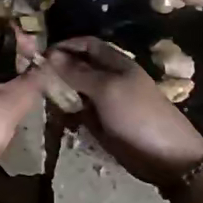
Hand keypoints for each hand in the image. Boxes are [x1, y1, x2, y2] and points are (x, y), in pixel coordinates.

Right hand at [46, 36, 202, 187]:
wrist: (167, 158)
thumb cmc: (138, 115)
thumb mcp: (106, 89)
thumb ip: (77, 72)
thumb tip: (50, 55)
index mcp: (116, 63)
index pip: (86, 44)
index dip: (65, 46)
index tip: (41, 55)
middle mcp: (109, 78)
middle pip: (78, 66)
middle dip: (58, 70)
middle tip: (35, 78)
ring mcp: (105, 101)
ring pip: (75, 90)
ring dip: (59, 93)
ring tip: (42, 98)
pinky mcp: (101, 122)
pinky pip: (78, 112)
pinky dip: (67, 112)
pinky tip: (56, 117)